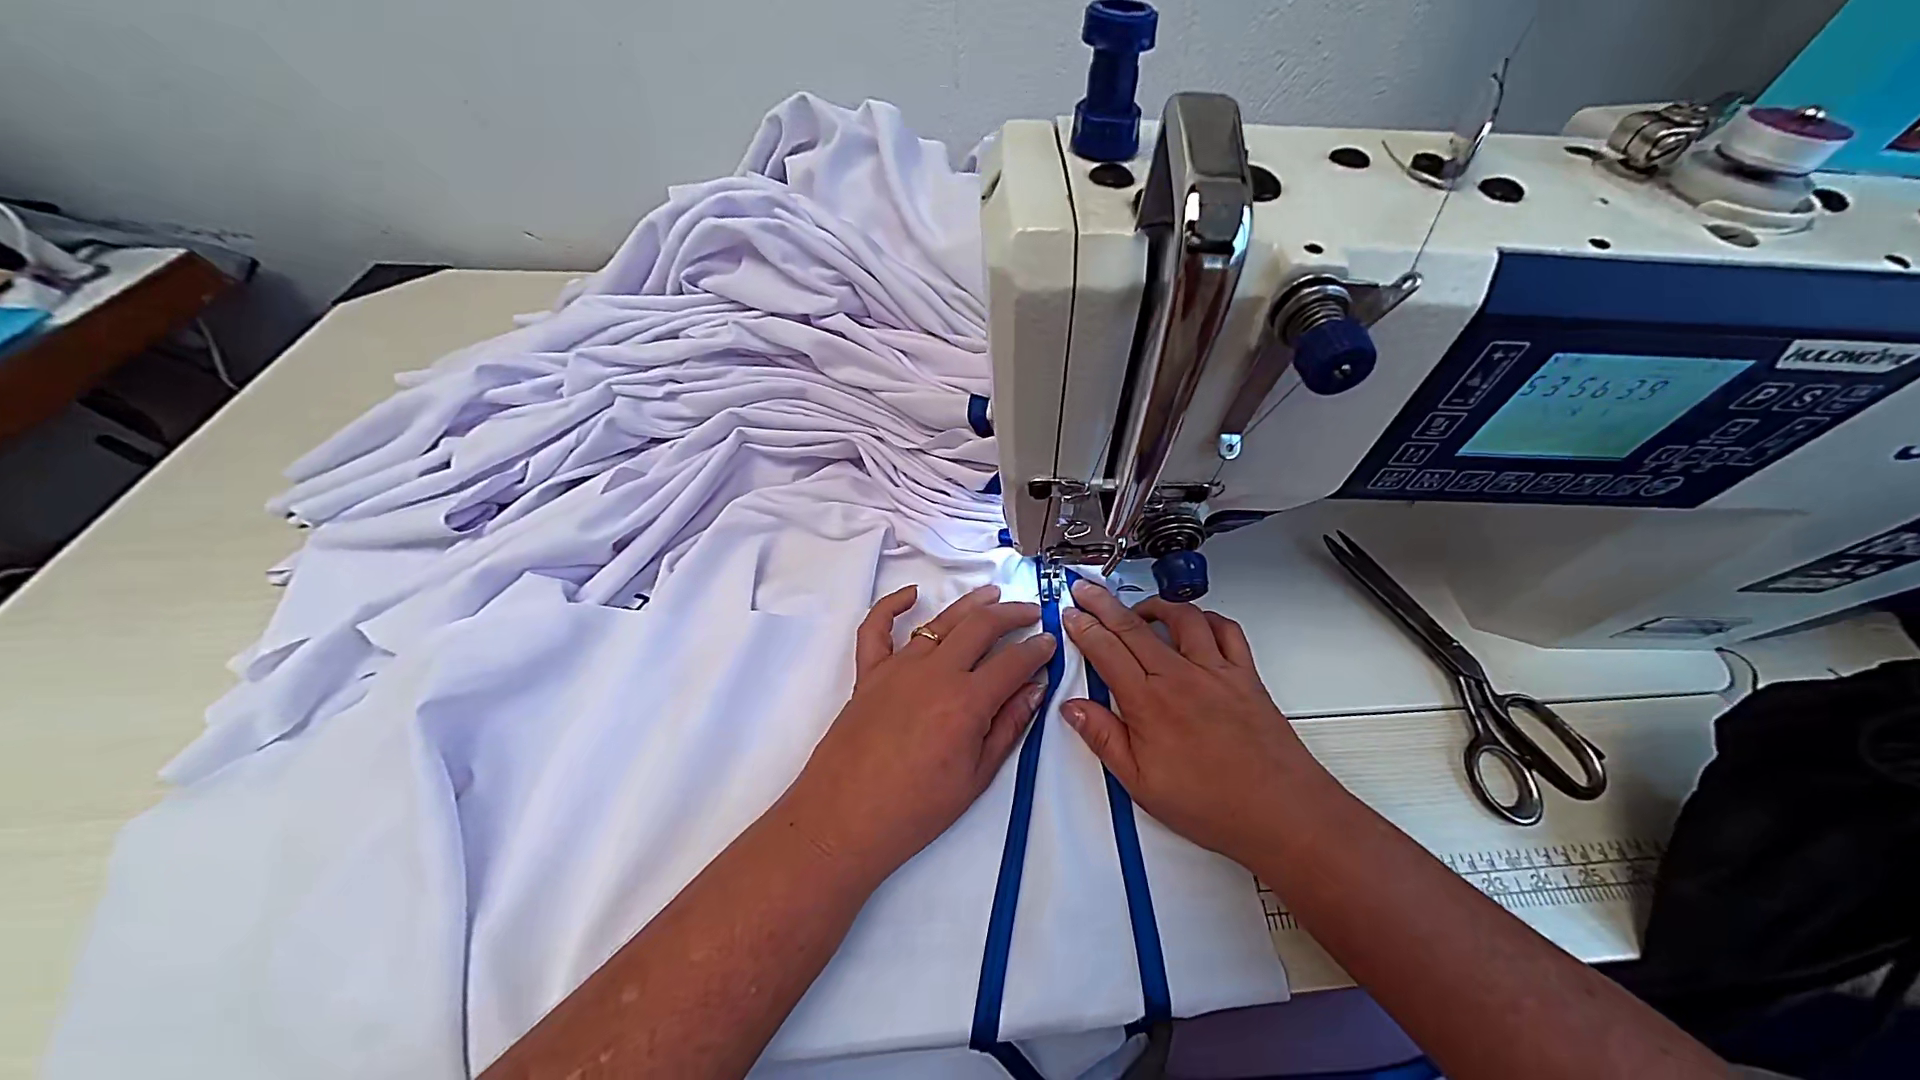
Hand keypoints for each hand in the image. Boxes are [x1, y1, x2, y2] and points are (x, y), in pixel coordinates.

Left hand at [780, 584, 1055, 880]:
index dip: (1037, 650)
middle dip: (1013, 614)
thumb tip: (1033, 691)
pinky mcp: (868, 673)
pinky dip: (892, 605)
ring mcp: (897, 668)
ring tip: (992, 595)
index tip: (1049, 644)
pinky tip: (912, 595)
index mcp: (965, 702)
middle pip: (982, 626)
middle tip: (1030, 613)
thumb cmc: (911, 810)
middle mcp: (934, 674)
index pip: (1014, 661)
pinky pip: (877, 628)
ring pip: (940, 621)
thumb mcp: (975, 777)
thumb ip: (1007, 727)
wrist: (844, 821)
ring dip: (971, 604)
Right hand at [1060, 580, 1324, 863]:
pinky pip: (1226, 631)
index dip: (1083, 627)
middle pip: (1133, 625)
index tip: (1072, 615)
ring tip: (1137, 606)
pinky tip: (1198, 621)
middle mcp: (1182, 678)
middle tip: (1088, 591)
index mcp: (1150, 703)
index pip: (1106, 649)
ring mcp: (1216, 672)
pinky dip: (1207, 618)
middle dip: (1103, 603)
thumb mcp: (1141, 783)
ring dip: (1154, 604)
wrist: (1281, 813)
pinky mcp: (1245, 676)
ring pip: (1181, 617)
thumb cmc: (1216, 804)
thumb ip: (1104, 738)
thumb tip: (1076, 710)